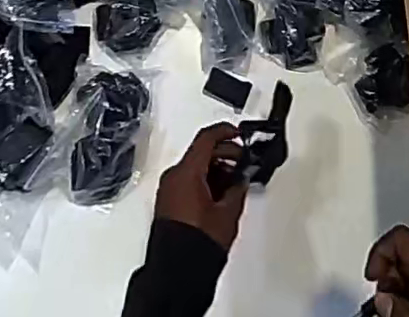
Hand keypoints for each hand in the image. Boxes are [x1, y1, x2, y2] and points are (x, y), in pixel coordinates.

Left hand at [153, 123, 249, 250]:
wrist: (175, 276)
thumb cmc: (195, 246)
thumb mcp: (227, 214)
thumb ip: (237, 189)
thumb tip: (241, 180)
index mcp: (186, 172)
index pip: (206, 138)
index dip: (224, 131)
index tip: (237, 132)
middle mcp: (173, 177)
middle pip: (200, 152)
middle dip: (223, 153)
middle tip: (241, 159)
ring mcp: (167, 190)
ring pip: (194, 167)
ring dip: (214, 168)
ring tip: (233, 181)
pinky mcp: (167, 203)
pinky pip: (186, 181)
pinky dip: (204, 180)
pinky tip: (219, 194)